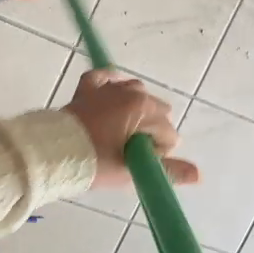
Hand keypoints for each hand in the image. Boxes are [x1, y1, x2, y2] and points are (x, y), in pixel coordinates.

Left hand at [62, 69, 198, 188]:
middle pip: (156, 112)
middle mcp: (129, 91)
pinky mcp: (87, 88)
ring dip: (135, 109)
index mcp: (143, 108)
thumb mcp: (131, 169)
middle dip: (149, 131)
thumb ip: (167, 170)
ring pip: (135, 91)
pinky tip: (113, 93)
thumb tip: (199, 175)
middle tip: (130, 151)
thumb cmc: (95, 162)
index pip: (168, 133)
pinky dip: (111, 83)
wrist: (54, 153)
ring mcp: (107, 87)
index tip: (140, 162)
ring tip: (122, 132)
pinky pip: (104, 76)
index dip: (158, 152)